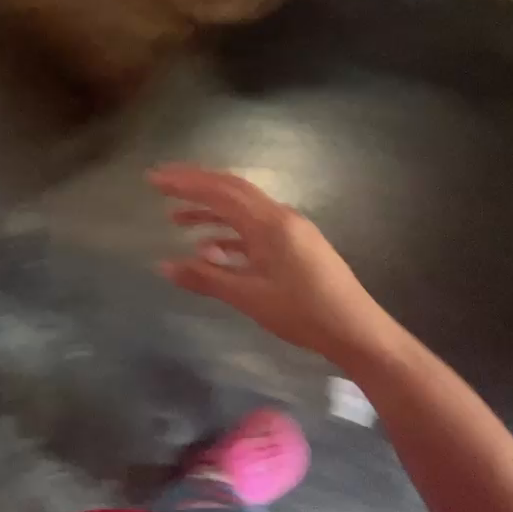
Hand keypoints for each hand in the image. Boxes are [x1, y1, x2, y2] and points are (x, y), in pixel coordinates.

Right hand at [149, 164, 394, 367]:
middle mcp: (281, 218)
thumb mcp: (248, 296)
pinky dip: (227, 232)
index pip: (220, 191)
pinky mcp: (295, 246)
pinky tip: (209, 249)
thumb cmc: (303, 312)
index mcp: (270, 224)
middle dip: (194, 185)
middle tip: (161, 183)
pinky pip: (253, 228)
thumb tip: (162, 266)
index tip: (154, 178)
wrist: (358, 333)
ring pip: (242, 209)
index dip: (185, 182)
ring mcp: (291, 231)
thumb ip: (204, 278)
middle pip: (231, 190)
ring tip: (176, 220)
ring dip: (209, 210)